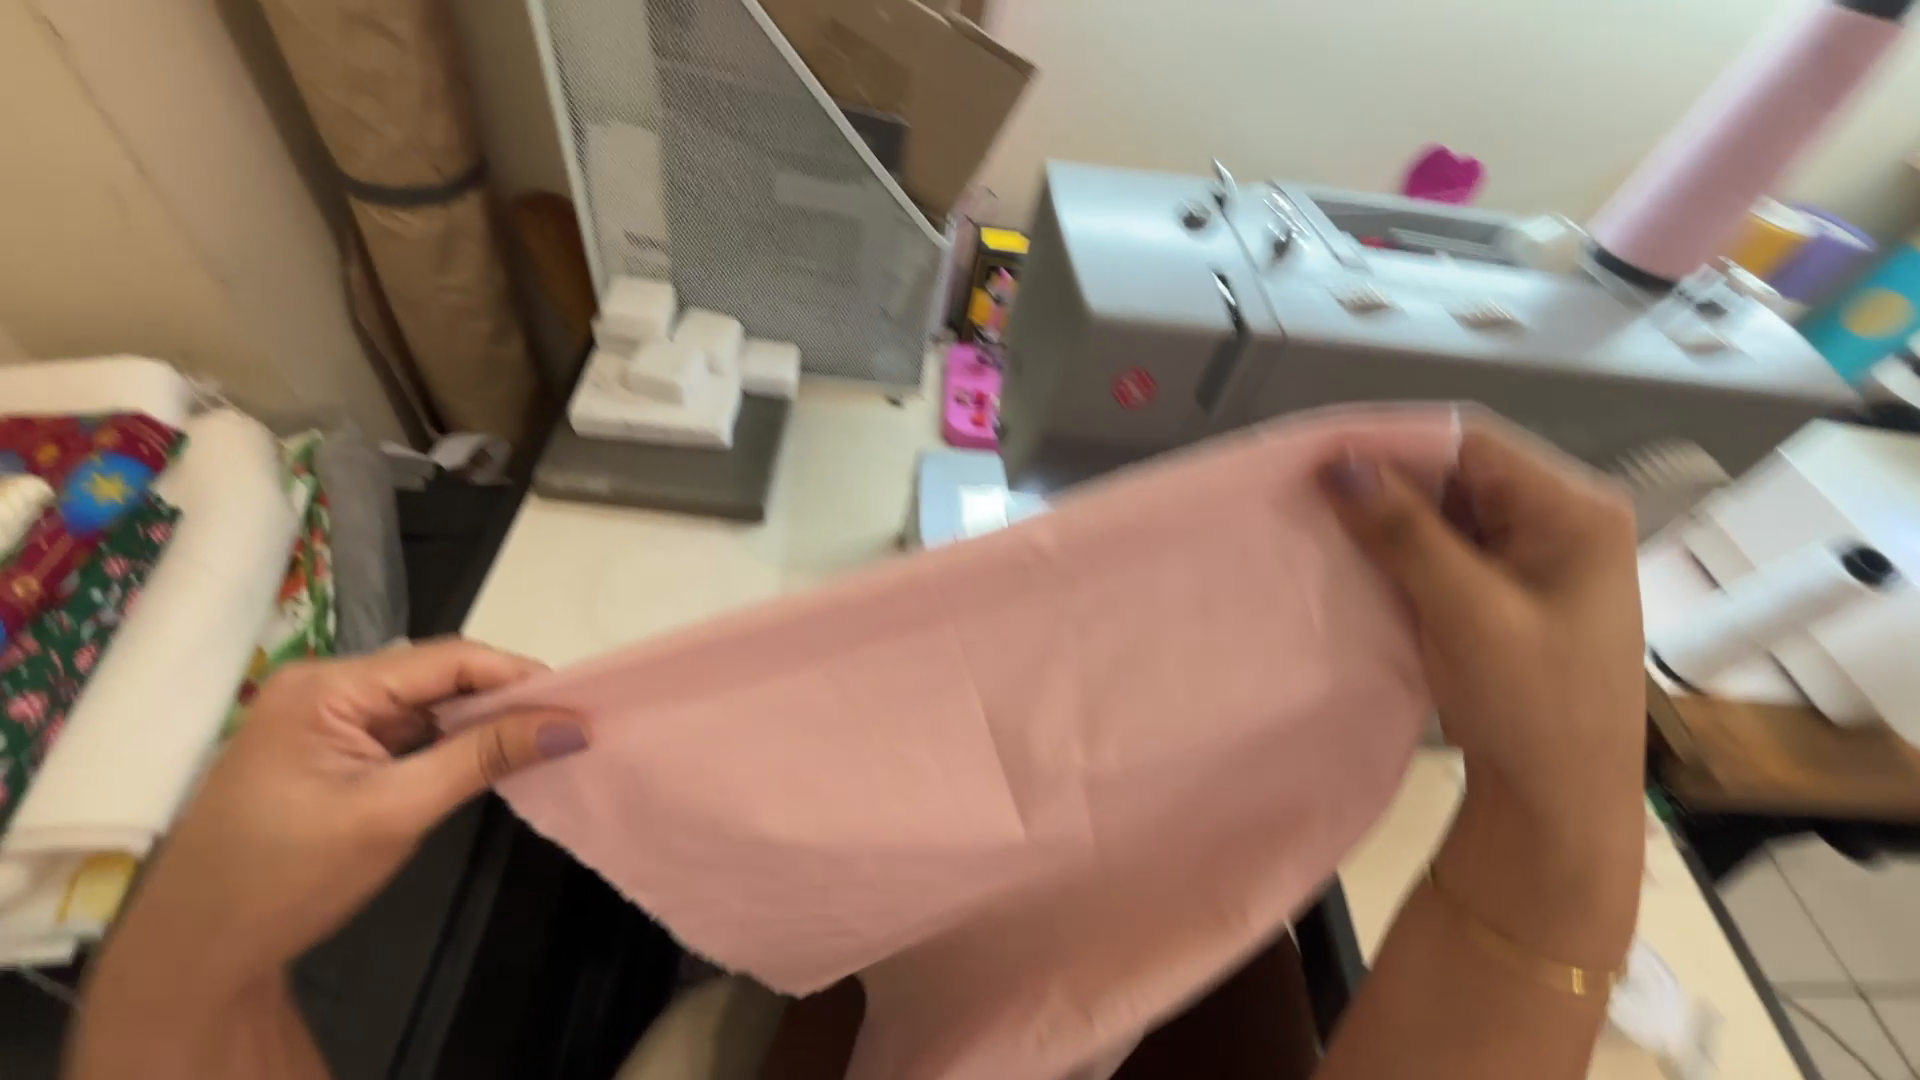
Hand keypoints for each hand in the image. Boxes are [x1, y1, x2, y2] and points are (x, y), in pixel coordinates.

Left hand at [107, 639, 587, 992]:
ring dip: (484, 720)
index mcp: (326, 688)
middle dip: (504, 698)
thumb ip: (487, 756)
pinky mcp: (337, 749)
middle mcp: (327, 688)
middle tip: (566, 722)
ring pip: (431, 703)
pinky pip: (413, 730)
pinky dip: (456, 741)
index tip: (577, 703)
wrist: (195, 958)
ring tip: (541, 736)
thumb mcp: (398, 810)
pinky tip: (491, 754)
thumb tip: (574, 724)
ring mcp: (329, 719)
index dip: (517, 676)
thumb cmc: (289, 877)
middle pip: (440, 676)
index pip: (447, 660)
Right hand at [1321, 417, 1644, 840]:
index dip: (1394, 441)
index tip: (1320, 453)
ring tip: (1320, 515)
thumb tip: (1338, 464)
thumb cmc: (1531, 703)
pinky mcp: (1498, 587)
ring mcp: (1527, 556)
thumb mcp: (1466, 611)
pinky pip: (1439, 547)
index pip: (1471, 443)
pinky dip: (1395, 547)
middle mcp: (1555, 520)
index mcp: (1572, 511)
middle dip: (1384, 479)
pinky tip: (1352, 553)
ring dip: (1384, 514)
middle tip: (1310, 487)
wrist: (1557, 797)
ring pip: (1442, 510)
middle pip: (1456, 473)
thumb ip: (1405, 532)